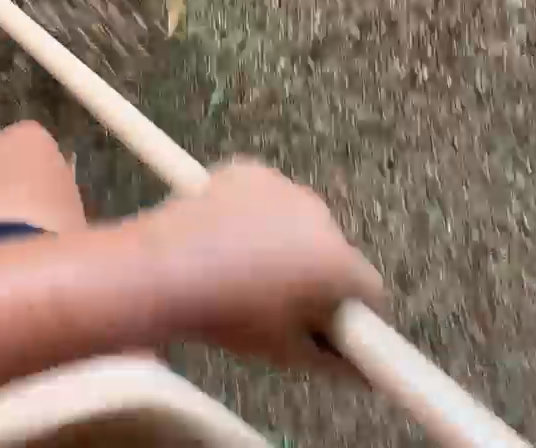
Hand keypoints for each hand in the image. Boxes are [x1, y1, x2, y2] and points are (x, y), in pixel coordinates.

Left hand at [136, 161, 383, 371]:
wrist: (166, 267)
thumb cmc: (227, 313)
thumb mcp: (289, 352)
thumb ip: (337, 360)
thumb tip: (359, 367)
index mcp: (338, 262)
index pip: (370, 289)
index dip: (352, 310)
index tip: (334, 323)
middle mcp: (320, 215)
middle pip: (334, 248)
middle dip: (316, 269)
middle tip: (280, 295)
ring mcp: (284, 186)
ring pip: (300, 217)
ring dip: (287, 235)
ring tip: (247, 264)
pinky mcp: (251, 169)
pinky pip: (267, 194)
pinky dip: (256, 208)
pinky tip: (231, 233)